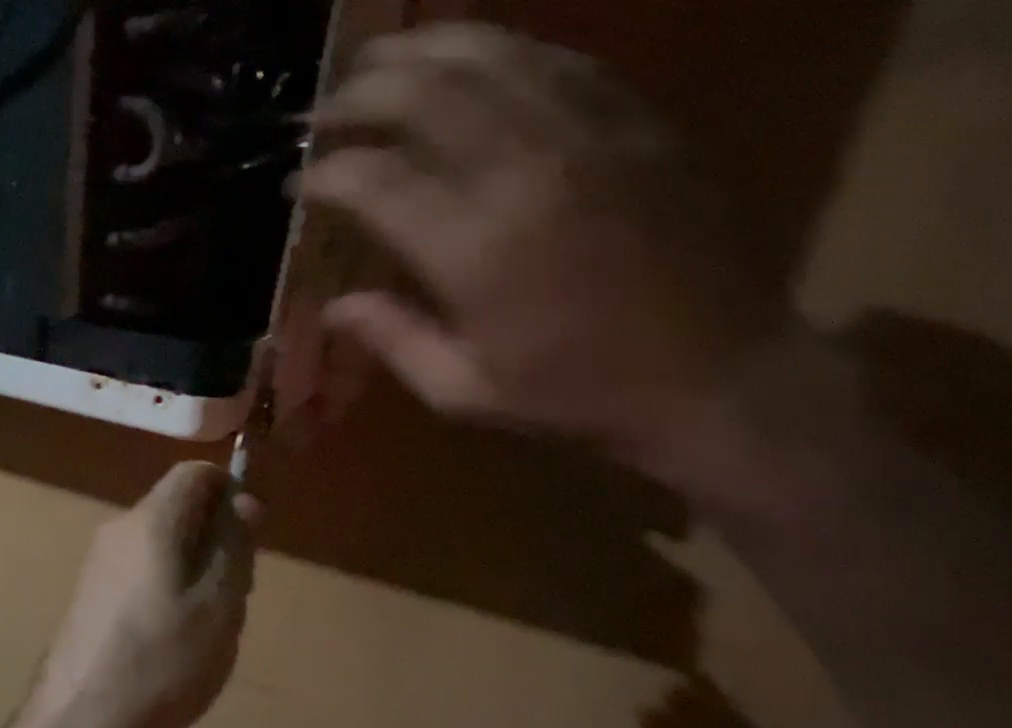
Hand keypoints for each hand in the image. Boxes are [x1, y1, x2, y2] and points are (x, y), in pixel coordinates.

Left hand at [13, 462, 260, 727]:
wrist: (79, 722)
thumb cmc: (161, 662)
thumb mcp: (219, 605)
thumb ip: (234, 546)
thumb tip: (243, 502)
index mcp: (149, 520)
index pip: (195, 473)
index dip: (232, 491)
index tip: (254, 536)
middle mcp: (116, 531)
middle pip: (178, 510)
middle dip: (217, 540)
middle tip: (237, 595)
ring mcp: (97, 566)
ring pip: (162, 547)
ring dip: (196, 572)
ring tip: (208, 628)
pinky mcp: (89, 599)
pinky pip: (141, 575)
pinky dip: (168, 593)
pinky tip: (174, 644)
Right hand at [300, 23, 801, 484]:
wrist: (714, 371)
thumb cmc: (576, 393)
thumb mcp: (465, 390)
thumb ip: (392, 339)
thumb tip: (332, 306)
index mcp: (475, 247)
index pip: (375, 180)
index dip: (325, 173)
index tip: (298, 182)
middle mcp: (524, 169)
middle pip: (423, 94)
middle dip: (358, 95)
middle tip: (324, 112)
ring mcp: (586, 132)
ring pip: (488, 56)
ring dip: (420, 51)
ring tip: (378, 61)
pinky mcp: (632, 118)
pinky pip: (554, 60)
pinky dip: (497, 52)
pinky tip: (467, 60)